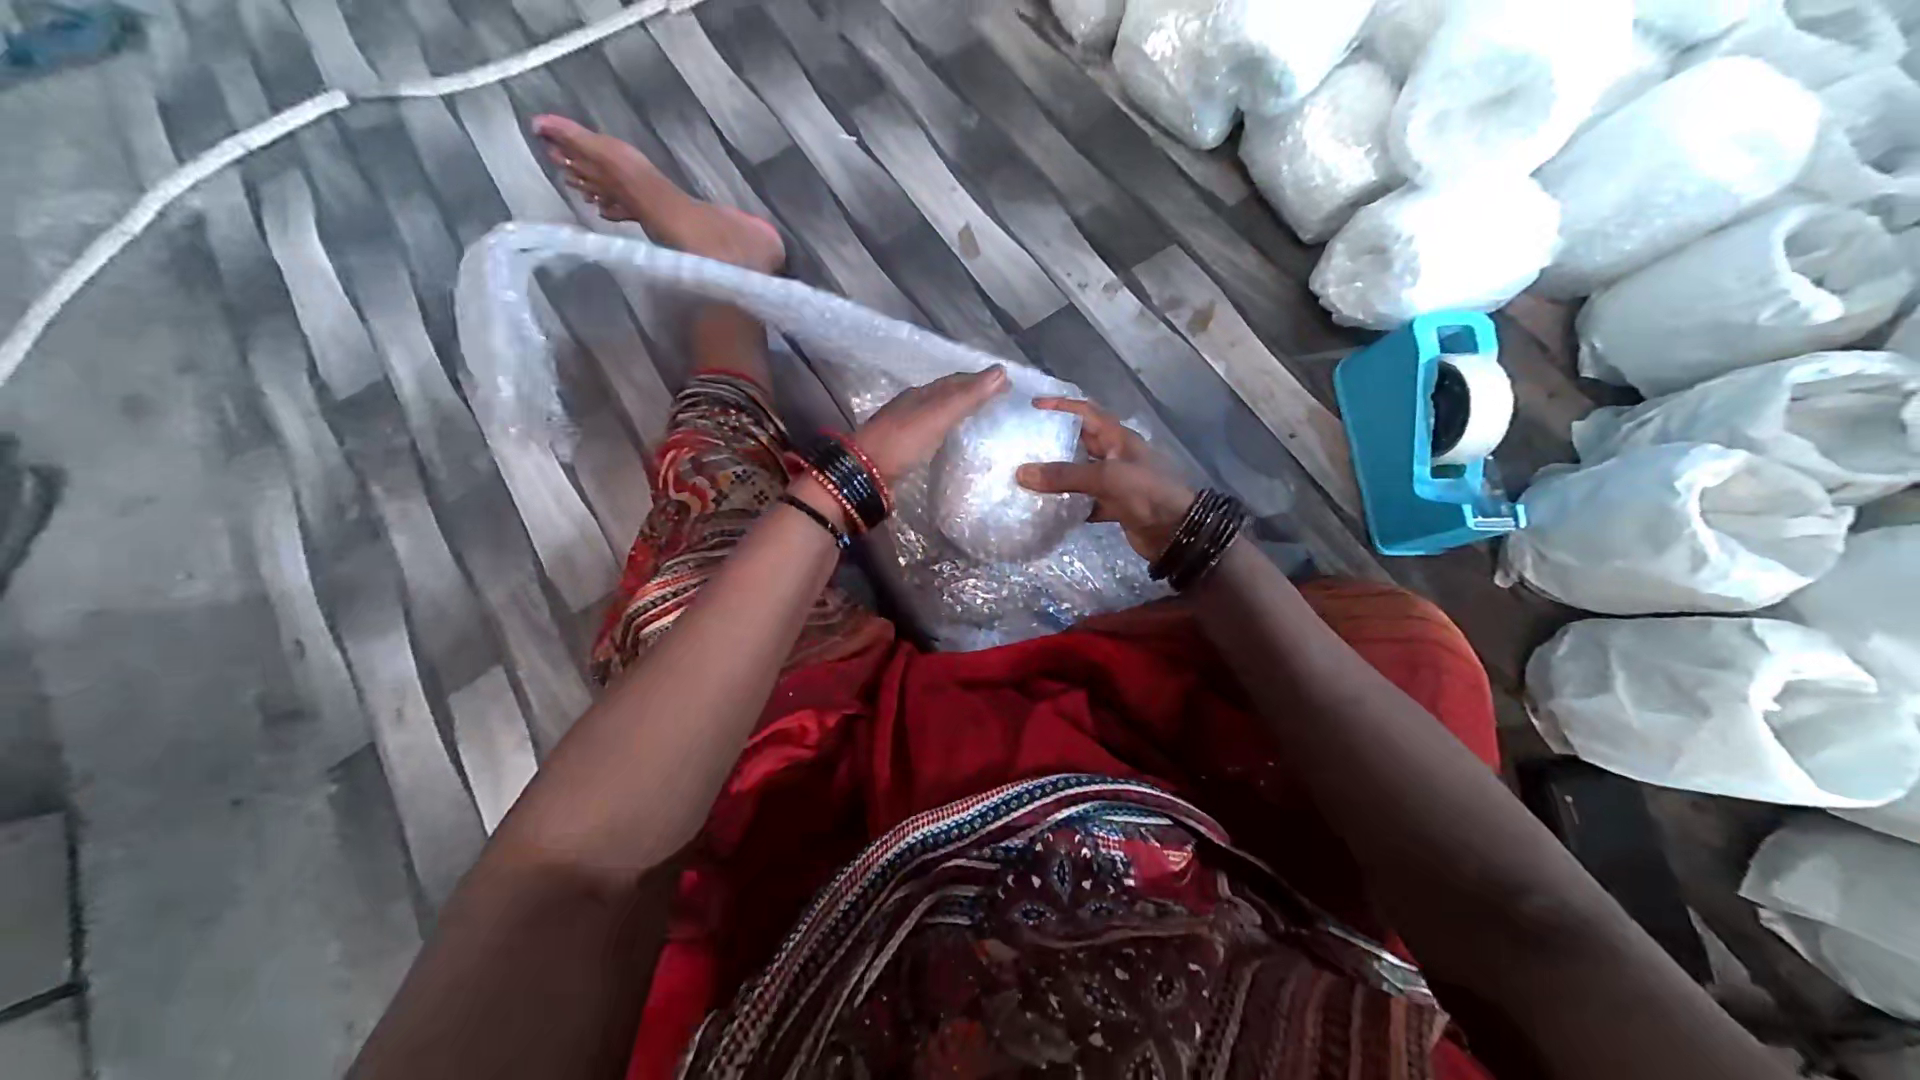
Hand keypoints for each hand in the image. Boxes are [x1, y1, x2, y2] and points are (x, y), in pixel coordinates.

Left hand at [852, 366, 1009, 480]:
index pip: (957, 381)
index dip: (982, 380)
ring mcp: (905, 428)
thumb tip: (1000, 371)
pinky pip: (932, 433)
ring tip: (981, 419)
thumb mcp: (938, 416)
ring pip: (939, 414)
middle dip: (972, 394)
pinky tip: (952, 442)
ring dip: (960, 413)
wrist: (864, 473)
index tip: (1007, 384)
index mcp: (921, 394)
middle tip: (999, 401)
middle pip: (947, 395)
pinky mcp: (902, 450)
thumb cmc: (902, 441)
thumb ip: (968, 397)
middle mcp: (913, 406)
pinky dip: (948, 432)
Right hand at [1016, 398, 1195, 558]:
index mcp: (1118, 437)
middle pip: (1079, 442)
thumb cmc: (1147, 493)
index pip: (1086, 412)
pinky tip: (1046, 508)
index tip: (1032, 406)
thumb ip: (1064, 475)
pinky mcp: (1114, 505)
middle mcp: (1115, 455)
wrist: (1177, 532)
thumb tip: (1021, 473)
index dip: (1060, 406)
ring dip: (1057, 476)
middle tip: (1021, 444)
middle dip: (1052, 442)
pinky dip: (1067, 504)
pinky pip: (1084, 500)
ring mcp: (1115, 482)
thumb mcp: (1106, 477)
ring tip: (1026, 476)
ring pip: (1079, 473)